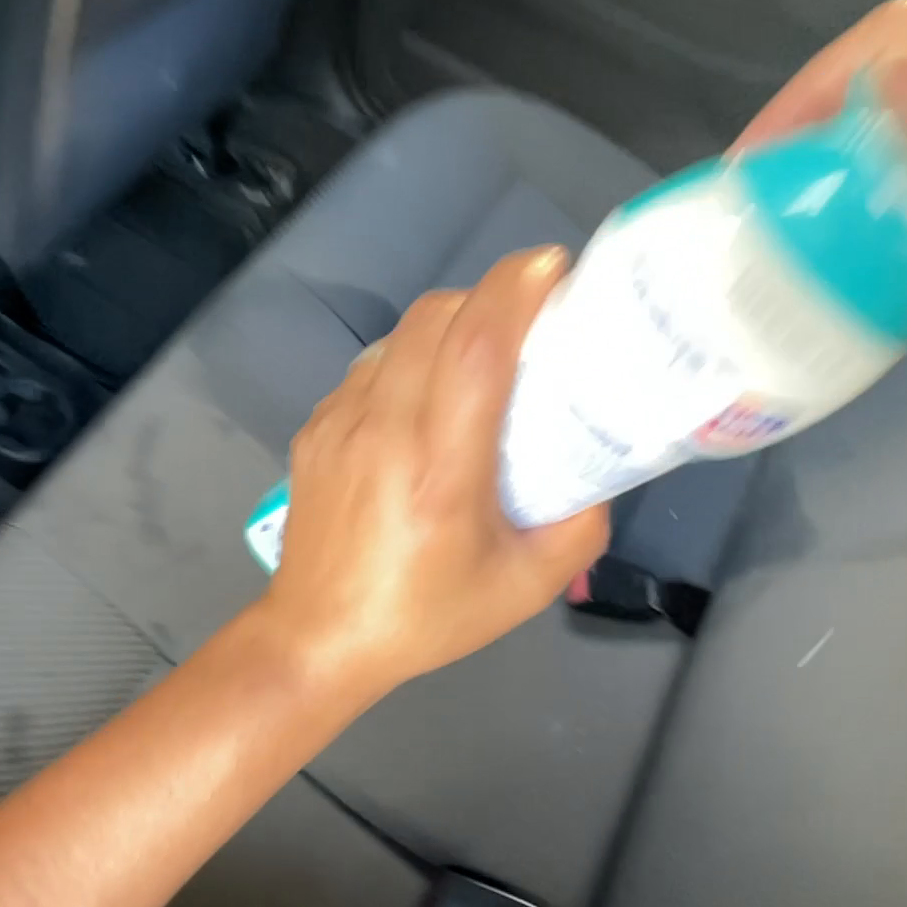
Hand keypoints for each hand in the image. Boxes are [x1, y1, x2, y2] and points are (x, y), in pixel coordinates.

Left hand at [255, 248, 609, 694]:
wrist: (319, 636)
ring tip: (476, 359)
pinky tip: (420, 400)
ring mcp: (338, 424)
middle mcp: (383, 429)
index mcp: (440, 467)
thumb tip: (594, 472)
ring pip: (396, 336)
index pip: (476, 344)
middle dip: (489, 298)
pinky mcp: (313, 431)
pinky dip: (405, 360)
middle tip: (528, 324)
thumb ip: (580, 524)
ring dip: (445, 327)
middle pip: (436, 318)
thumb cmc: (425, 616)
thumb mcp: (525, 586)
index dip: (515, 289)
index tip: (553, 269)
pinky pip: (367, 368)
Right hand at [741, 0, 906, 409]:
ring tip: (755, 255)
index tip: (755, 153)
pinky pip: (899, 254)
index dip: (826, 85)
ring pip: (887, 185)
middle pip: (891, 109)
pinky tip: (812, 293)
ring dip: (824, 216)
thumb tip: (881, 85)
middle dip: (811, 152)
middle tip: (741, 212)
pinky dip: (854, 272)